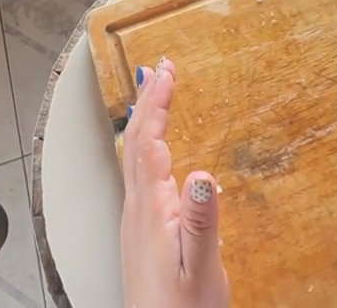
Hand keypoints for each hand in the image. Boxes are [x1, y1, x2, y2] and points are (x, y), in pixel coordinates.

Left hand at [120, 58, 229, 307]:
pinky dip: (145, 141)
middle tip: (162, 66)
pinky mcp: (141, 228)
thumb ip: (202, 222)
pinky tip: (153, 143)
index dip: (156, 103)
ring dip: (145, 116)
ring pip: (133, 154)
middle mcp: (137, 207)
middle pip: (135, 141)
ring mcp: (136, 217)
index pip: (148, 142)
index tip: (167, 70)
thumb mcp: (202, 270)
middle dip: (148, 99)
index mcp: (151, 209)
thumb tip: (202, 174)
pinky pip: (138, 168)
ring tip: (156, 90)